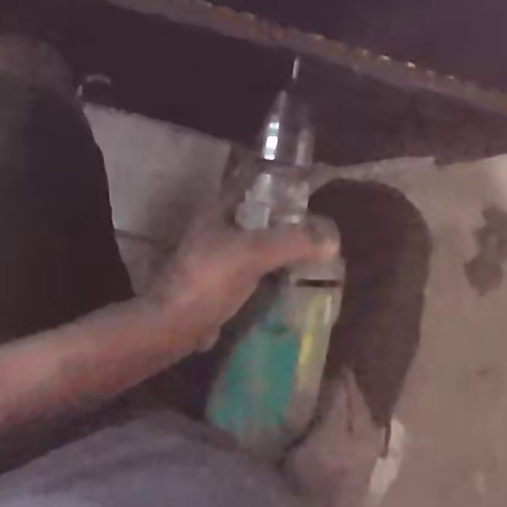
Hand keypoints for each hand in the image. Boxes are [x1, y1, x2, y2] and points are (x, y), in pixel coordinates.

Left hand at [144, 171, 339, 345]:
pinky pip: (256, 270)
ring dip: (284, 248)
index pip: (252, 182)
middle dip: (289, 220)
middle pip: (259, 215)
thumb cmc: (207, 280)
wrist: (175, 325)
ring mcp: (218, 257)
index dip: (280, 181)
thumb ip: (292, 241)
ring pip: (258, 244)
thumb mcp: (252, 253)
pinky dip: (275, 272)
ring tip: (318, 254)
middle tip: (323, 228)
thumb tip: (332, 238)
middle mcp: (216, 229)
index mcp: (218, 211)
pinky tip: (297, 280)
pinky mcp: (222, 284)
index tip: (313, 188)